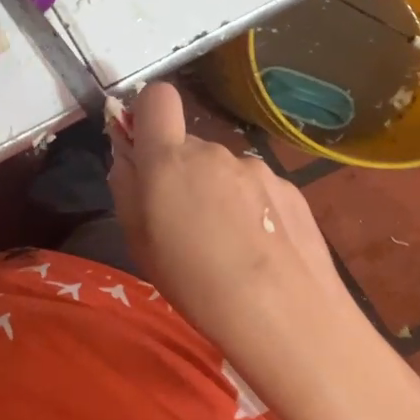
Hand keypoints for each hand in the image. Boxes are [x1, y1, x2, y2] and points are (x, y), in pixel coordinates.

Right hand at [108, 83, 350, 334]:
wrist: (291, 322)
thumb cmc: (195, 284)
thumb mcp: (138, 241)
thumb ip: (127, 187)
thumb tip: (129, 158)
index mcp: (168, 158)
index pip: (156, 97)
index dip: (148, 114)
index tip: (145, 150)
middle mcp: (213, 151)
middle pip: (188, 145)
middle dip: (182, 171)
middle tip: (185, 222)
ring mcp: (256, 169)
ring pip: (223, 170)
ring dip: (218, 193)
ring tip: (228, 245)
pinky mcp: (292, 190)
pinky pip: (257, 189)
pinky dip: (252, 210)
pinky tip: (260, 251)